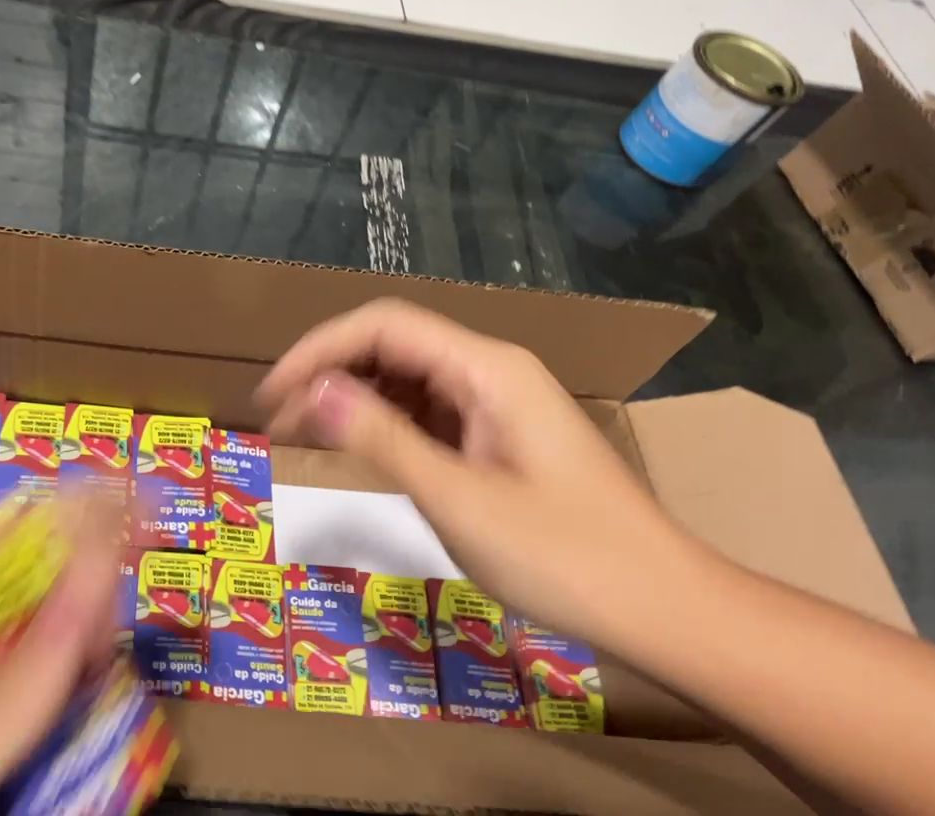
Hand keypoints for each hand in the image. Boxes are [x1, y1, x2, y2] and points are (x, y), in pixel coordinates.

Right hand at [256, 298, 711, 646]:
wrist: (663, 608)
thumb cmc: (565, 557)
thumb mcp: (459, 500)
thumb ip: (382, 439)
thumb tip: (312, 390)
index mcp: (486, 369)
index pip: (382, 326)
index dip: (317, 350)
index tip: (271, 395)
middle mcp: (489, 371)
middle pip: (391, 346)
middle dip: (328, 374)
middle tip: (277, 423)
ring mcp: (496, 403)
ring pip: (406, 379)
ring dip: (352, 400)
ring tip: (304, 437)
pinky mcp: (497, 435)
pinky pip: (427, 413)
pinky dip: (384, 426)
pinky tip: (358, 450)